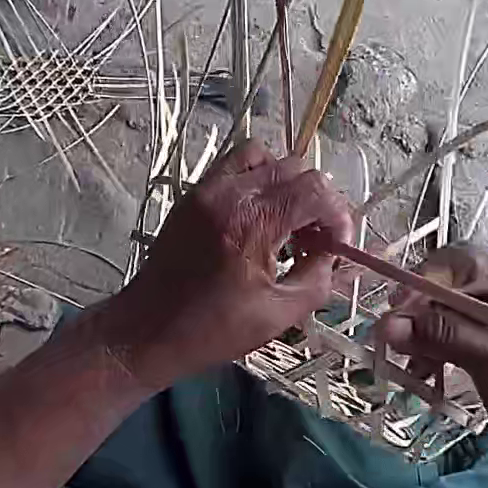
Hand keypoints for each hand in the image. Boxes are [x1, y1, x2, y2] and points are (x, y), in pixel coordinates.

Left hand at [91, 140, 353, 389]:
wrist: (148, 329)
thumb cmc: (213, 330)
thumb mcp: (279, 315)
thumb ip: (318, 277)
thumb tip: (333, 253)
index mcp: (254, 224)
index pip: (316, 192)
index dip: (339, 216)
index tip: (337, 246)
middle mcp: (232, 194)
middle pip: (297, 169)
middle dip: (318, 202)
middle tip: (316, 239)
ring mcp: (209, 188)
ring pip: (268, 157)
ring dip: (289, 184)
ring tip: (289, 221)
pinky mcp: (195, 192)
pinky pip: (237, 162)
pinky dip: (259, 176)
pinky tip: (261, 211)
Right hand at [372, 245, 487, 456]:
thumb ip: (448, 336)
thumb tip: (390, 325)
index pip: (475, 264)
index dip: (434, 278)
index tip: (401, 303)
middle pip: (456, 283)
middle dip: (421, 303)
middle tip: (391, 326)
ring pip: (446, 310)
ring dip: (419, 328)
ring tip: (397, 352)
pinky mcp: (484, 348)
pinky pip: (446, 337)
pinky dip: (427, 349)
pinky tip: (416, 370)